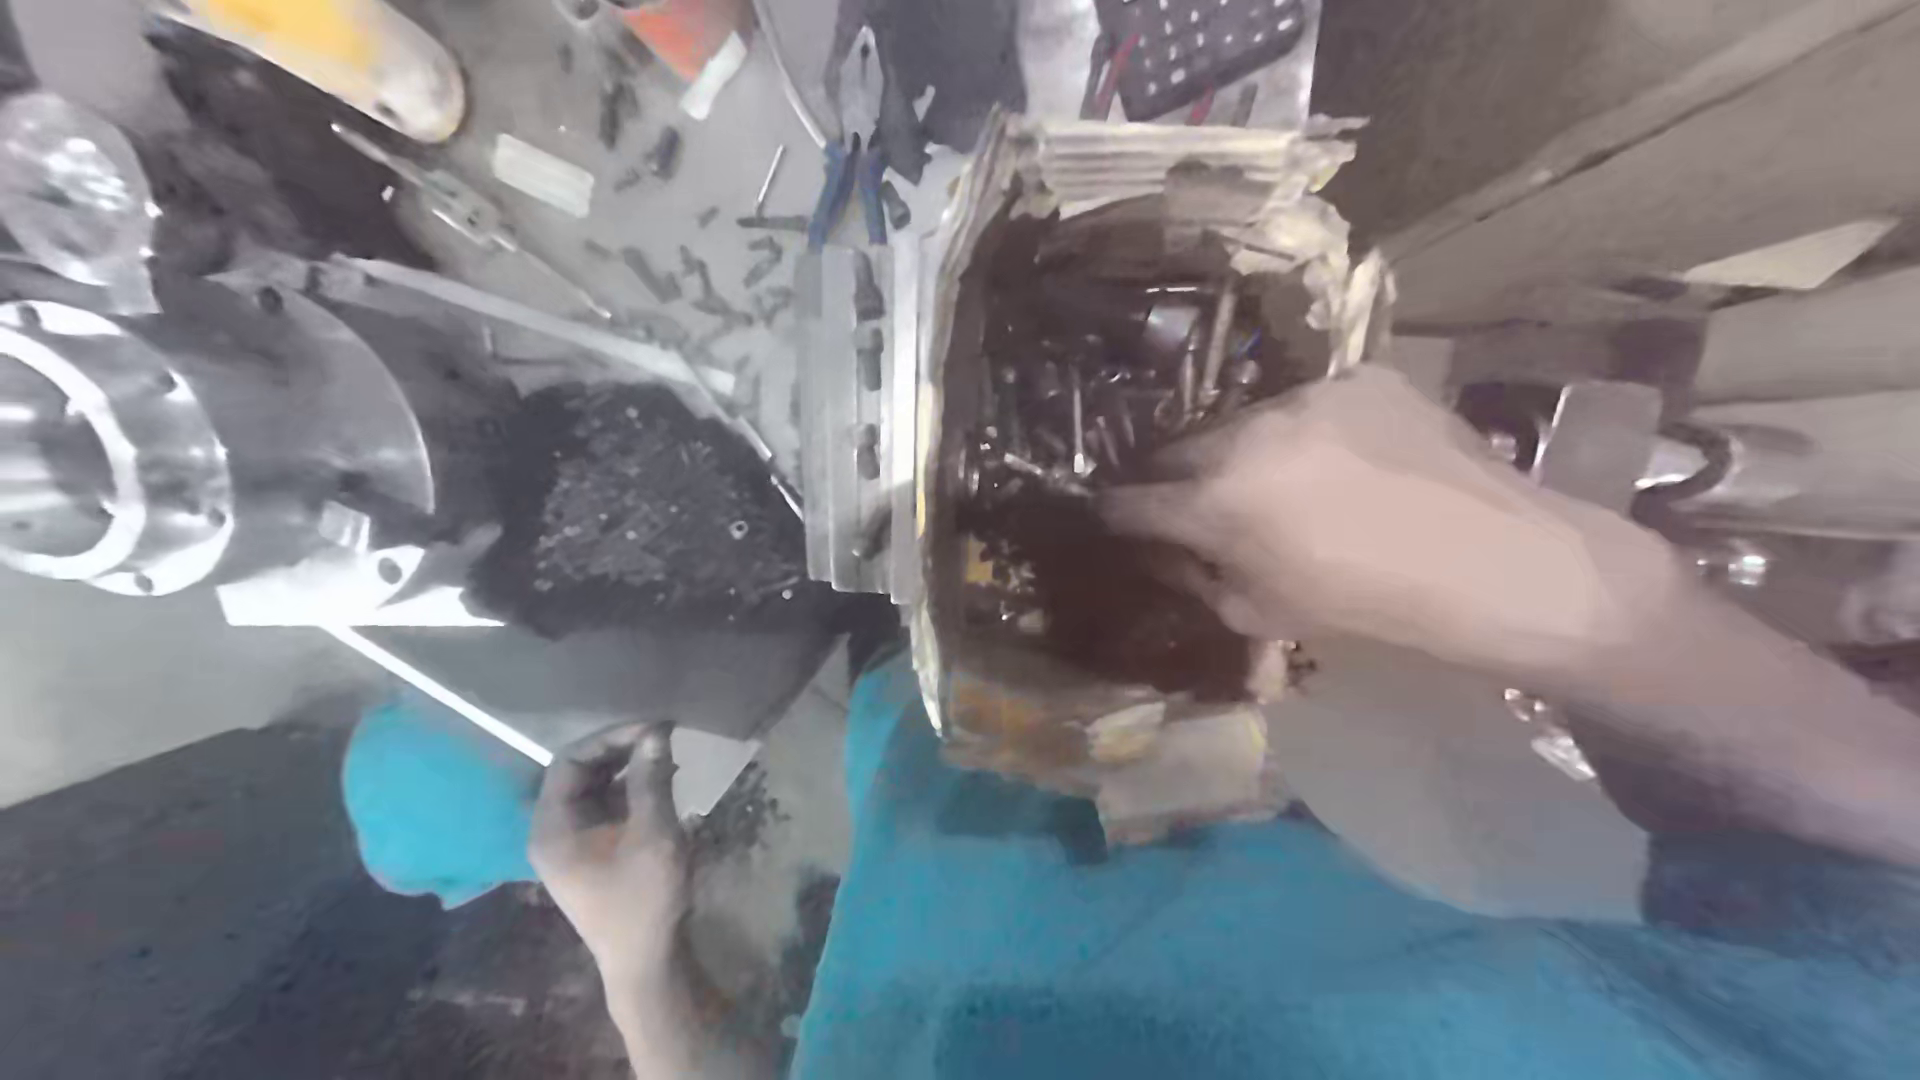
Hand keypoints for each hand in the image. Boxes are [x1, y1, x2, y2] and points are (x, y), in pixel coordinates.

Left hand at [530, 723, 686, 983]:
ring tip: (667, 751)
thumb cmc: (644, 897)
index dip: (610, 738)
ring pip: (597, 784)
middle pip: (580, 770)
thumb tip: (657, 733)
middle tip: (663, 734)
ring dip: (630, 763)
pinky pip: (610, 802)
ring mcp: (575, 840)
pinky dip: (635, 784)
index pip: (570, 762)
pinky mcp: (597, 847)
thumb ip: (652, 780)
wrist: (648, 958)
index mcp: (553, 828)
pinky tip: (665, 777)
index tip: (653, 729)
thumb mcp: (654, 833)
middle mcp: (555, 829)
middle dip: (621, 747)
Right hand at [1102, 365, 1684, 695]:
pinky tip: (1340, 461)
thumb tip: (1159, 547)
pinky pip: (1301, 406)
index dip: (1115, 512)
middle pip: (1173, 451)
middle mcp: (1243, 435)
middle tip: (1197, 503)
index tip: (1118, 517)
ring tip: (1278, 482)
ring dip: (1236, 454)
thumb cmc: (1364, 606)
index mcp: (1214, 502)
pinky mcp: (1354, 378)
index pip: (1128, 499)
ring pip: (1235, 424)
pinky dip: (1300, 434)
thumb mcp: (1255, 612)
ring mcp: (1302, 397)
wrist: (1499, 565)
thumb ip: (1192, 574)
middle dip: (1173, 480)